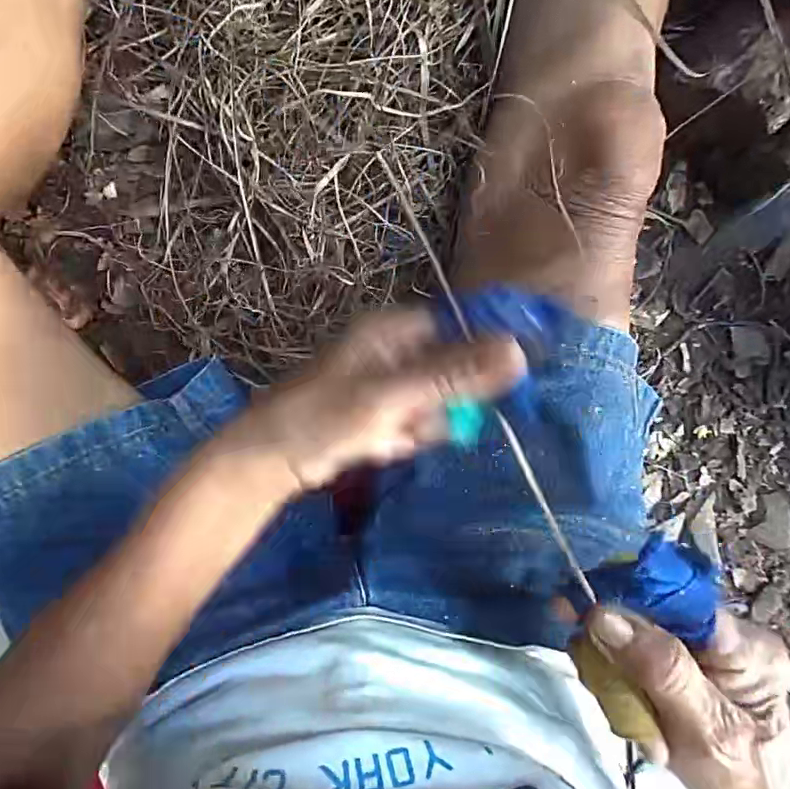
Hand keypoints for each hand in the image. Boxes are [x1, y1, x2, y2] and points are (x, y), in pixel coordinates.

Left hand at [218, 307, 526, 490]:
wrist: (271, 459)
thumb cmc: (325, 416)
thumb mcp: (393, 395)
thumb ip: (454, 375)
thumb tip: (518, 350)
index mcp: (394, 330)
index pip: (458, 330)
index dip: (478, 358)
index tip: (489, 391)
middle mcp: (394, 350)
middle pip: (451, 371)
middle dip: (442, 405)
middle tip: (416, 422)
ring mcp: (387, 383)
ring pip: (437, 403)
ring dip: (421, 426)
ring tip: (391, 436)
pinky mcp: (381, 412)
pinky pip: (415, 423)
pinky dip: (404, 438)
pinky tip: (379, 446)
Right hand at [584, 607, 789, 788]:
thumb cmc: (742, 782)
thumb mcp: (706, 733)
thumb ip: (660, 670)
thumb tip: (604, 615)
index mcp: (744, 642)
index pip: (673, 596)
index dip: (621, 596)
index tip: (574, 611)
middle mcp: (722, 631)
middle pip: (645, 610)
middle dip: (612, 645)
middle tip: (591, 673)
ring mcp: (699, 645)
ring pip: (631, 630)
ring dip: (613, 669)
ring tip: (623, 712)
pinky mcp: (679, 660)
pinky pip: (632, 651)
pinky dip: (618, 677)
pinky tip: (626, 707)